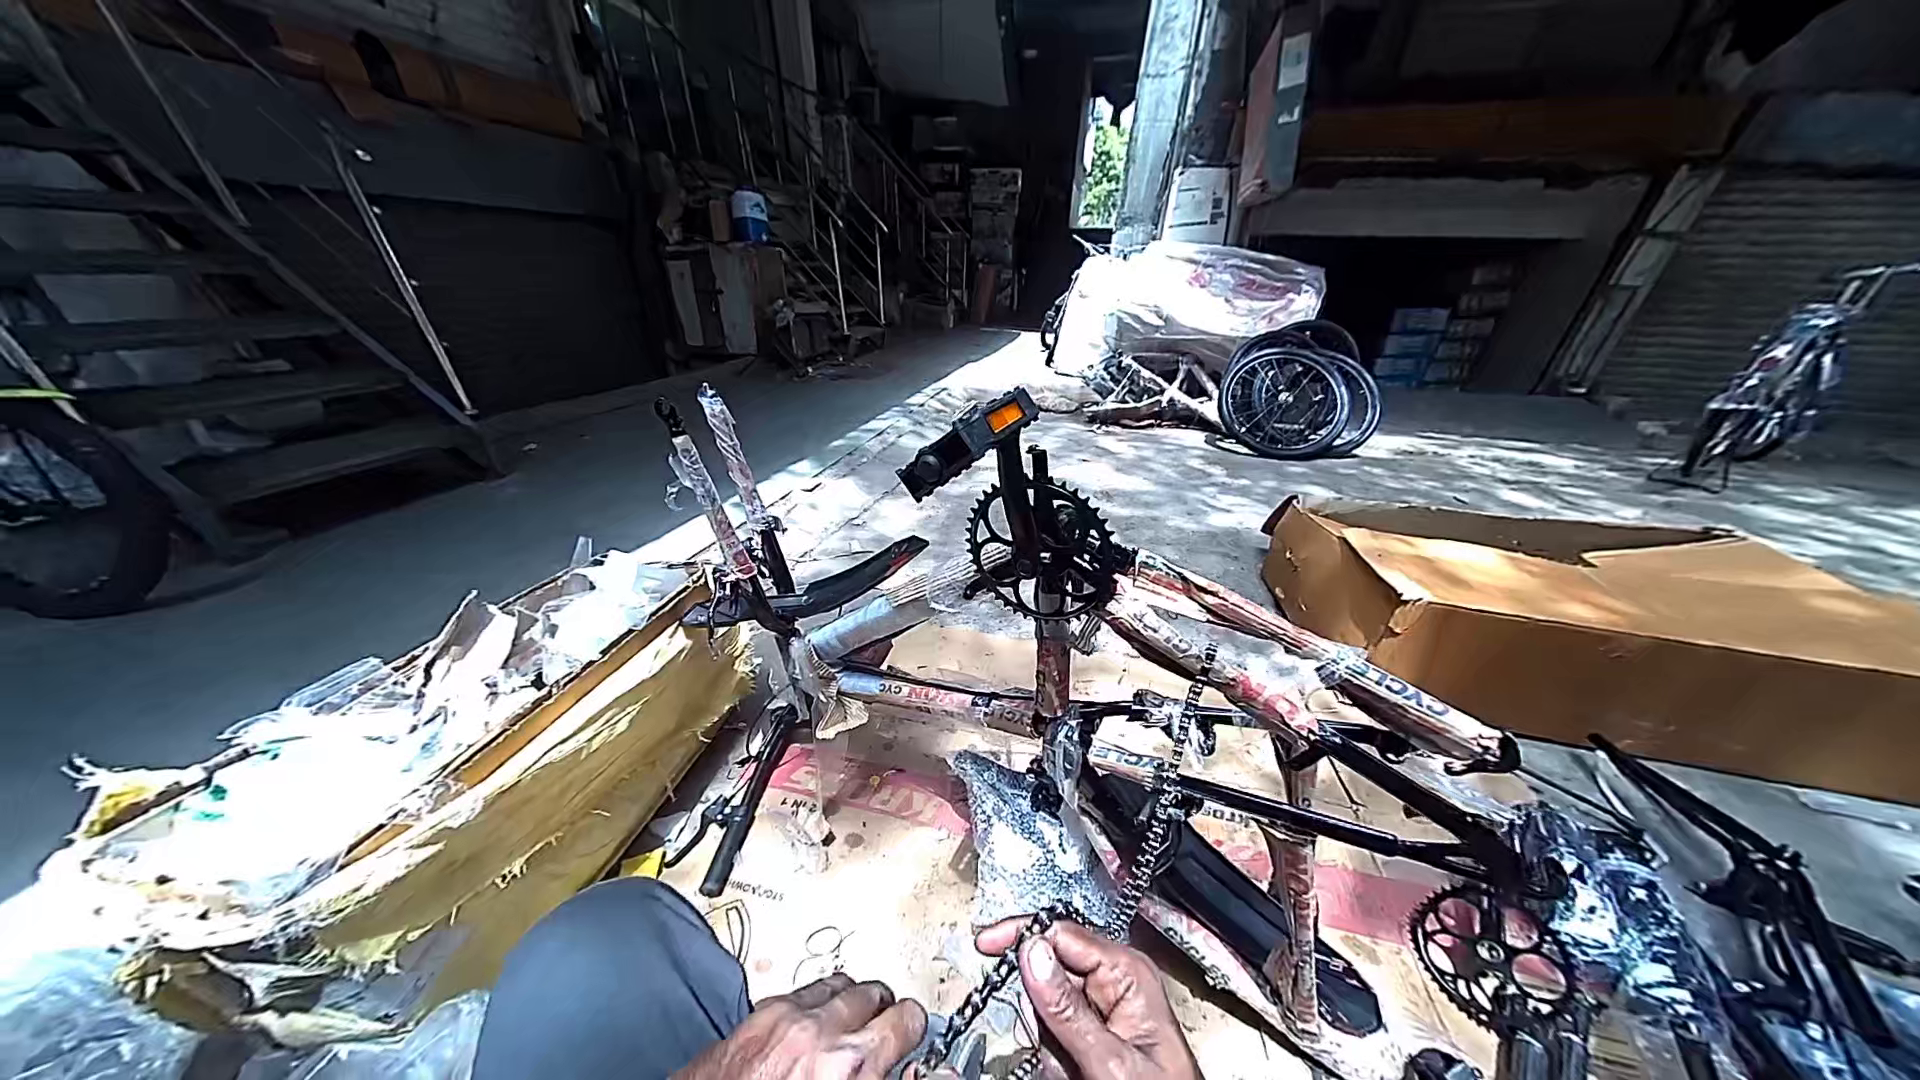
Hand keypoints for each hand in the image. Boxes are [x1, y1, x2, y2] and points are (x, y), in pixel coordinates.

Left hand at [674, 972, 927, 1079]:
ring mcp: (791, 1018)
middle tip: (886, 1031)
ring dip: (854, 1000)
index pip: (908, 1021)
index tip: (914, 1036)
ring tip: (852, 1020)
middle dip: (887, 1013)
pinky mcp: (763, 1012)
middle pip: (880, 994)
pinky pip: (808, 988)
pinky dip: (820, 999)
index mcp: (852, 1068)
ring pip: (845, 983)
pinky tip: (815, 1020)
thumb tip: (901, 1068)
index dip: (916, 1030)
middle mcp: (824, 1035)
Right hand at [975, 918, 1199, 1079]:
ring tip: (1073, 1071)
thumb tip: (1030, 949)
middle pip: (1047, 969)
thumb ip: (1068, 1009)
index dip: (1021, 934)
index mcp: (1126, 971)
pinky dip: (1053, 1055)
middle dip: (1039, 1012)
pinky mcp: (1093, 1029)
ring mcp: (1102, 1004)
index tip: (985, 944)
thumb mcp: (1112, 1063)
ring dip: (1047, 1041)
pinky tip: (1073, 1073)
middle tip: (1056, 1052)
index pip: (1061, 932)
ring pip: (1044, 1004)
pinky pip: (1052, 1029)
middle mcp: (1113, 979)